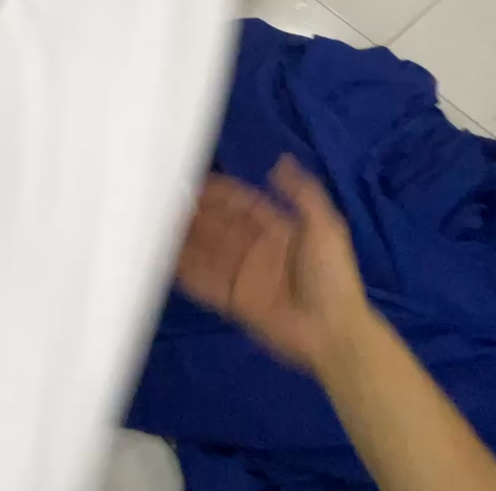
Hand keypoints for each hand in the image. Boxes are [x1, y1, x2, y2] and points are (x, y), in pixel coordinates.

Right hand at [174, 155, 374, 374]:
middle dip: (194, 212)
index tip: (194, 179)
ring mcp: (241, 274)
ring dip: (184, 238)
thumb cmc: (331, 278)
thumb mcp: (326, 229)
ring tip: (158, 224)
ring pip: (205, 250)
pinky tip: (165, 258)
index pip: (240, 204)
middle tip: (166, 198)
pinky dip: (184, 270)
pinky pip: (203, 281)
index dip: (219, 192)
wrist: (336, 334)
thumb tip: (280, 161)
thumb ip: (302, 194)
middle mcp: (253, 249)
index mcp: (274, 230)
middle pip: (217, 225)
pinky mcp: (233, 300)